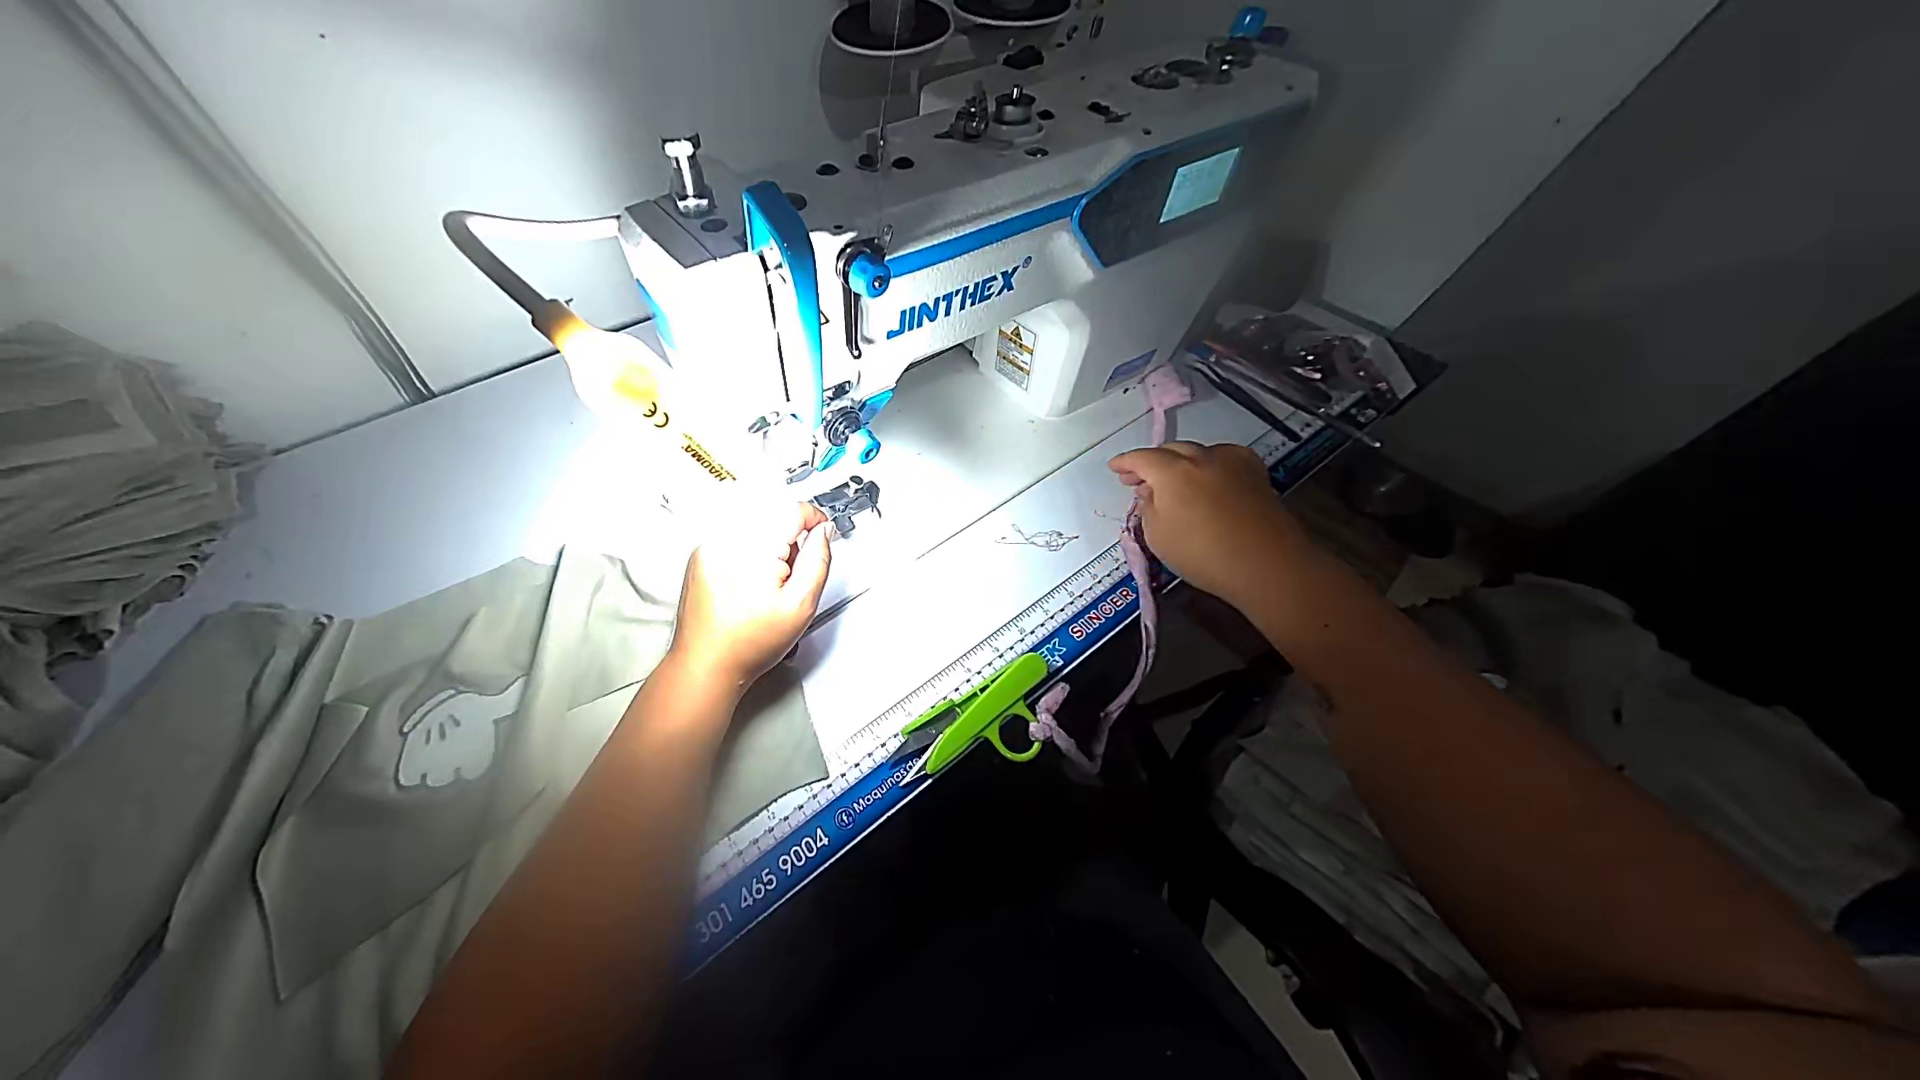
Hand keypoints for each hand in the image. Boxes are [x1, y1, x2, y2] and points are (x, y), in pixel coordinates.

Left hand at [671, 500, 833, 689]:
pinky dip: (753, 547)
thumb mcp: (801, 604)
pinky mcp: (702, 553)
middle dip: (793, 533)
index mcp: (752, 547)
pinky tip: (753, 579)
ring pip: (757, 519)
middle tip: (794, 569)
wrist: (707, 663)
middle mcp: (726, 539)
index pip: (793, 508)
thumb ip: (819, 561)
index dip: (815, 520)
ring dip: (773, 538)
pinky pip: (737, 533)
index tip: (822, 535)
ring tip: (772, 577)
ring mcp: (710, 544)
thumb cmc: (746, 643)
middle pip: (775, 510)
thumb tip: (823, 533)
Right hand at [1108, 441, 1312, 608]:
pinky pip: (1224, 458)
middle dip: (1152, 462)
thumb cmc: (1203, 555)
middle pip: (1170, 450)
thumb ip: (1147, 508)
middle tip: (1139, 480)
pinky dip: (1209, 464)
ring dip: (1180, 463)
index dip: (1125, 462)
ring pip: (1198, 452)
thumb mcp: (1157, 536)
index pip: (1141, 458)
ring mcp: (1232, 462)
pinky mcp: (1254, 472)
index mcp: (1172, 471)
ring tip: (1173, 481)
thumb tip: (1150, 492)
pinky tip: (1209, 479)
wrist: (1265, 563)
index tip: (1115, 468)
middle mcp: (1202, 458)